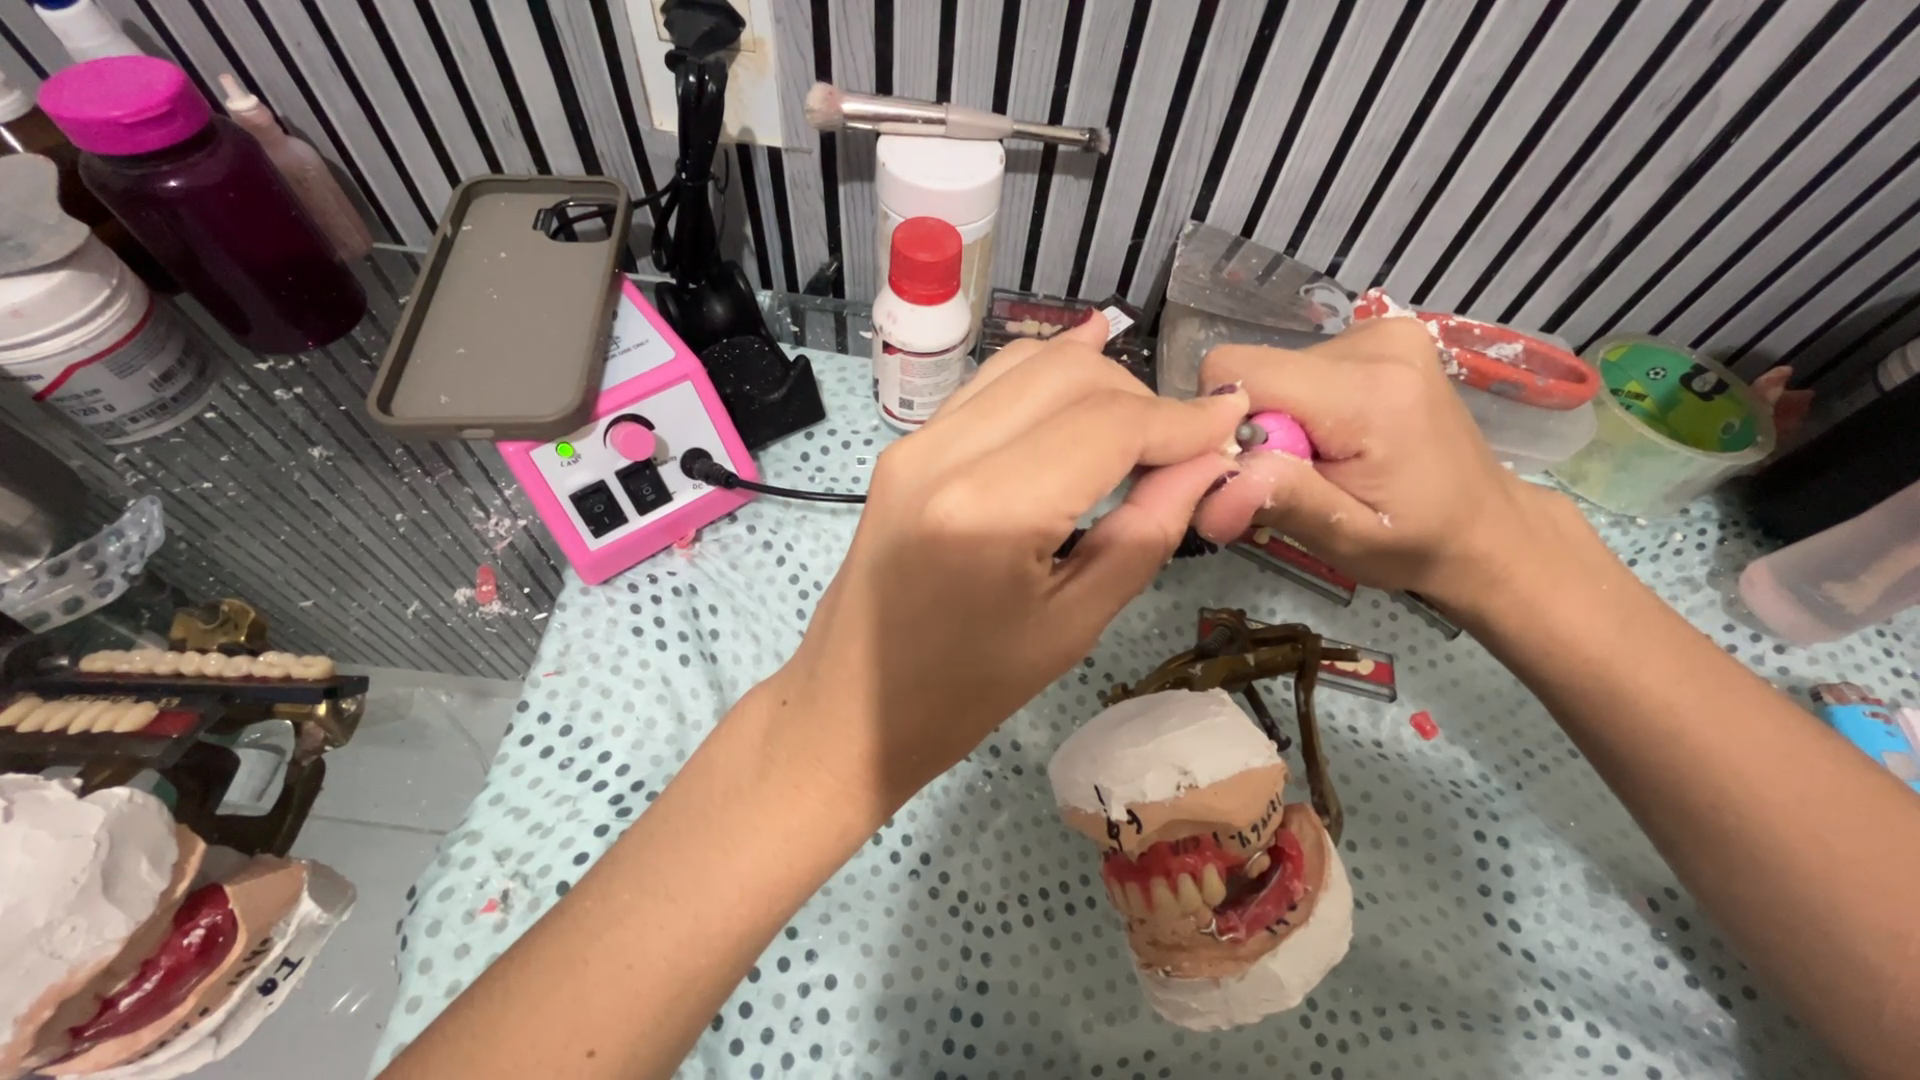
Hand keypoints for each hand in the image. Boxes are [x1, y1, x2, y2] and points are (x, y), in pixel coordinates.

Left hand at [772, 316, 1247, 812]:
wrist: (852, 708)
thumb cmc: (966, 691)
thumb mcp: (1073, 624)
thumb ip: (1147, 532)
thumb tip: (1205, 464)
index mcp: (991, 508)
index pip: (1109, 424)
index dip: (1180, 419)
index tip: (1230, 424)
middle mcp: (946, 453)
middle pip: (1069, 376)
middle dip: (1141, 396)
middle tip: (1186, 441)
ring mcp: (916, 443)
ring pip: (1025, 365)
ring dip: (1095, 379)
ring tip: (1142, 422)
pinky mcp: (905, 449)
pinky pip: (986, 387)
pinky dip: (1042, 377)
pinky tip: (1082, 377)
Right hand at [1190, 317, 1579, 610]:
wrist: (1486, 527)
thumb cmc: (1415, 543)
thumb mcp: (1344, 540)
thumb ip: (1280, 499)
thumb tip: (1210, 479)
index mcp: (1368, 392)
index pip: (1238, 372)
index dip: (1224, 425)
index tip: (1252, 472)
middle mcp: (1375, 343)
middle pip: (1253, 371)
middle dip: (1253, 429)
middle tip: (1293, 477)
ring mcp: (1380, 333)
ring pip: (1272, 370)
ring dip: (1277, 422)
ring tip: (1319, 464)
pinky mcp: (1378, 336)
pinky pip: (1298, 367)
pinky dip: (1298, 408)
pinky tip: (1333, 441)